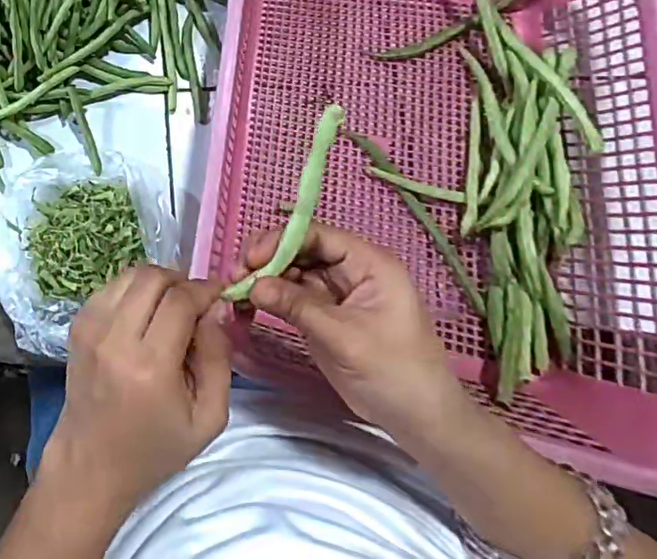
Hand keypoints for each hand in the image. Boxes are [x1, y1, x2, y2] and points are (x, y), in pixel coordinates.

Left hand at [37, 265, 231, 515]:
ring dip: (156, 282)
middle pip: (153, 277)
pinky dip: (133, 290)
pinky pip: (112, 286)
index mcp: (150, 366)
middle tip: (193, 301)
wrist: (91, 464)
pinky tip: (142, 314)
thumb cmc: (154, 447)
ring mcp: (91, 328)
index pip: (180, 300)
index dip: (204, 289)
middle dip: (180, 281)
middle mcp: (115, 338)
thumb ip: (218, 359)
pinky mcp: (77, 324)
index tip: (217, 293)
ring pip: (130, 274)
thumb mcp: (208, 419)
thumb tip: (214, 309)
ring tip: (169, 305)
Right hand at [236, 223, 470, 434]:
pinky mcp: (327, 313)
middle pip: (302, 250)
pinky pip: (294, 296)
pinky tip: (248, 305)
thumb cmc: (393, 372)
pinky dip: (271, 298)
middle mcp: (351, 269)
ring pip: (293, 272)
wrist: (420, 422)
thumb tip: (253, 284)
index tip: (250, 258)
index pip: (317, 235)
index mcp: (367, 262)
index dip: (281, 241)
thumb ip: (297, 306)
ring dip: (265, 279)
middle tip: (236, 277)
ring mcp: (337, 292)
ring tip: (236, 292)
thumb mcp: (342, 337)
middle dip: (268, 260)